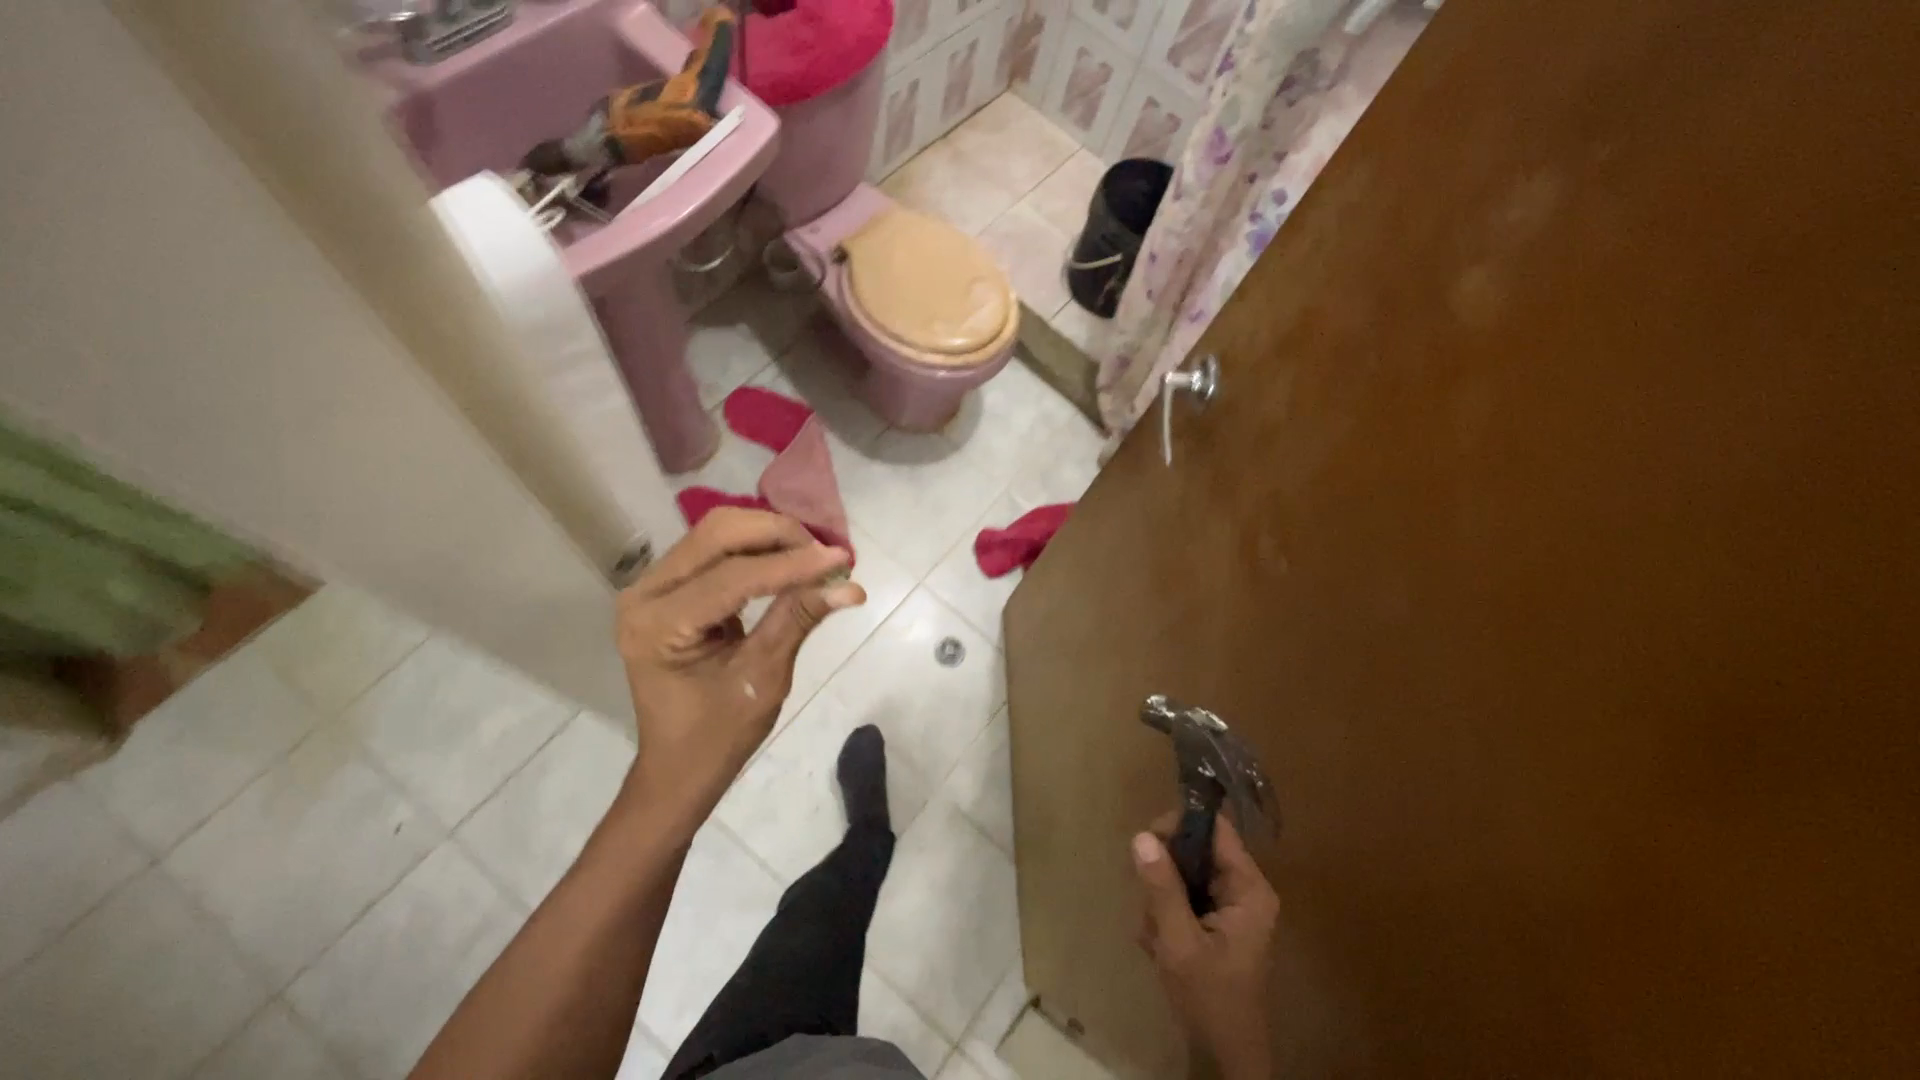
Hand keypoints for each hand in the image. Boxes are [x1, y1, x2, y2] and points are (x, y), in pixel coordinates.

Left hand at [616, 509, 864, 803]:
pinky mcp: (665, 587)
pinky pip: (712, 550)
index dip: (791, 564)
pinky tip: (789, 562)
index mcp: (658, 625)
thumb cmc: (718, 735)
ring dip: (769, 537)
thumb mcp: (764, 678)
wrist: (678, 766)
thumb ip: (798, 620)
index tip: (843, 558)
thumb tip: (849, 584)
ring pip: (715, 534)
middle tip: (827, 554)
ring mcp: (650, 587)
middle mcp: (643, 594)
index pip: (733, 575)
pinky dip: (755, 550)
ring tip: (814, 556)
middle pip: (716, 534)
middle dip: (778, 535)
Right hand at [1132, 814, 1278, 1078]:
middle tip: (1148, 902)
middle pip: (1196, 850)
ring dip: (1160, 900)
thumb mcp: (1179, 942)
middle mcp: (1243, 890)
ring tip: (1155, 935)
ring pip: (1183, 875)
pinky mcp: (1215, 923)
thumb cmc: (1209, 997)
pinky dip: (1164, 917)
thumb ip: (1162, 888)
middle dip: (1164, 873)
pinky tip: (1159, 945)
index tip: (1146, 842)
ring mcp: (1229, 907)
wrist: (1225, 1052)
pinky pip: (1182, 898)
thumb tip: (1141, 836)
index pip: (1216, 830)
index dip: (1180, 825)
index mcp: (1249, 889)